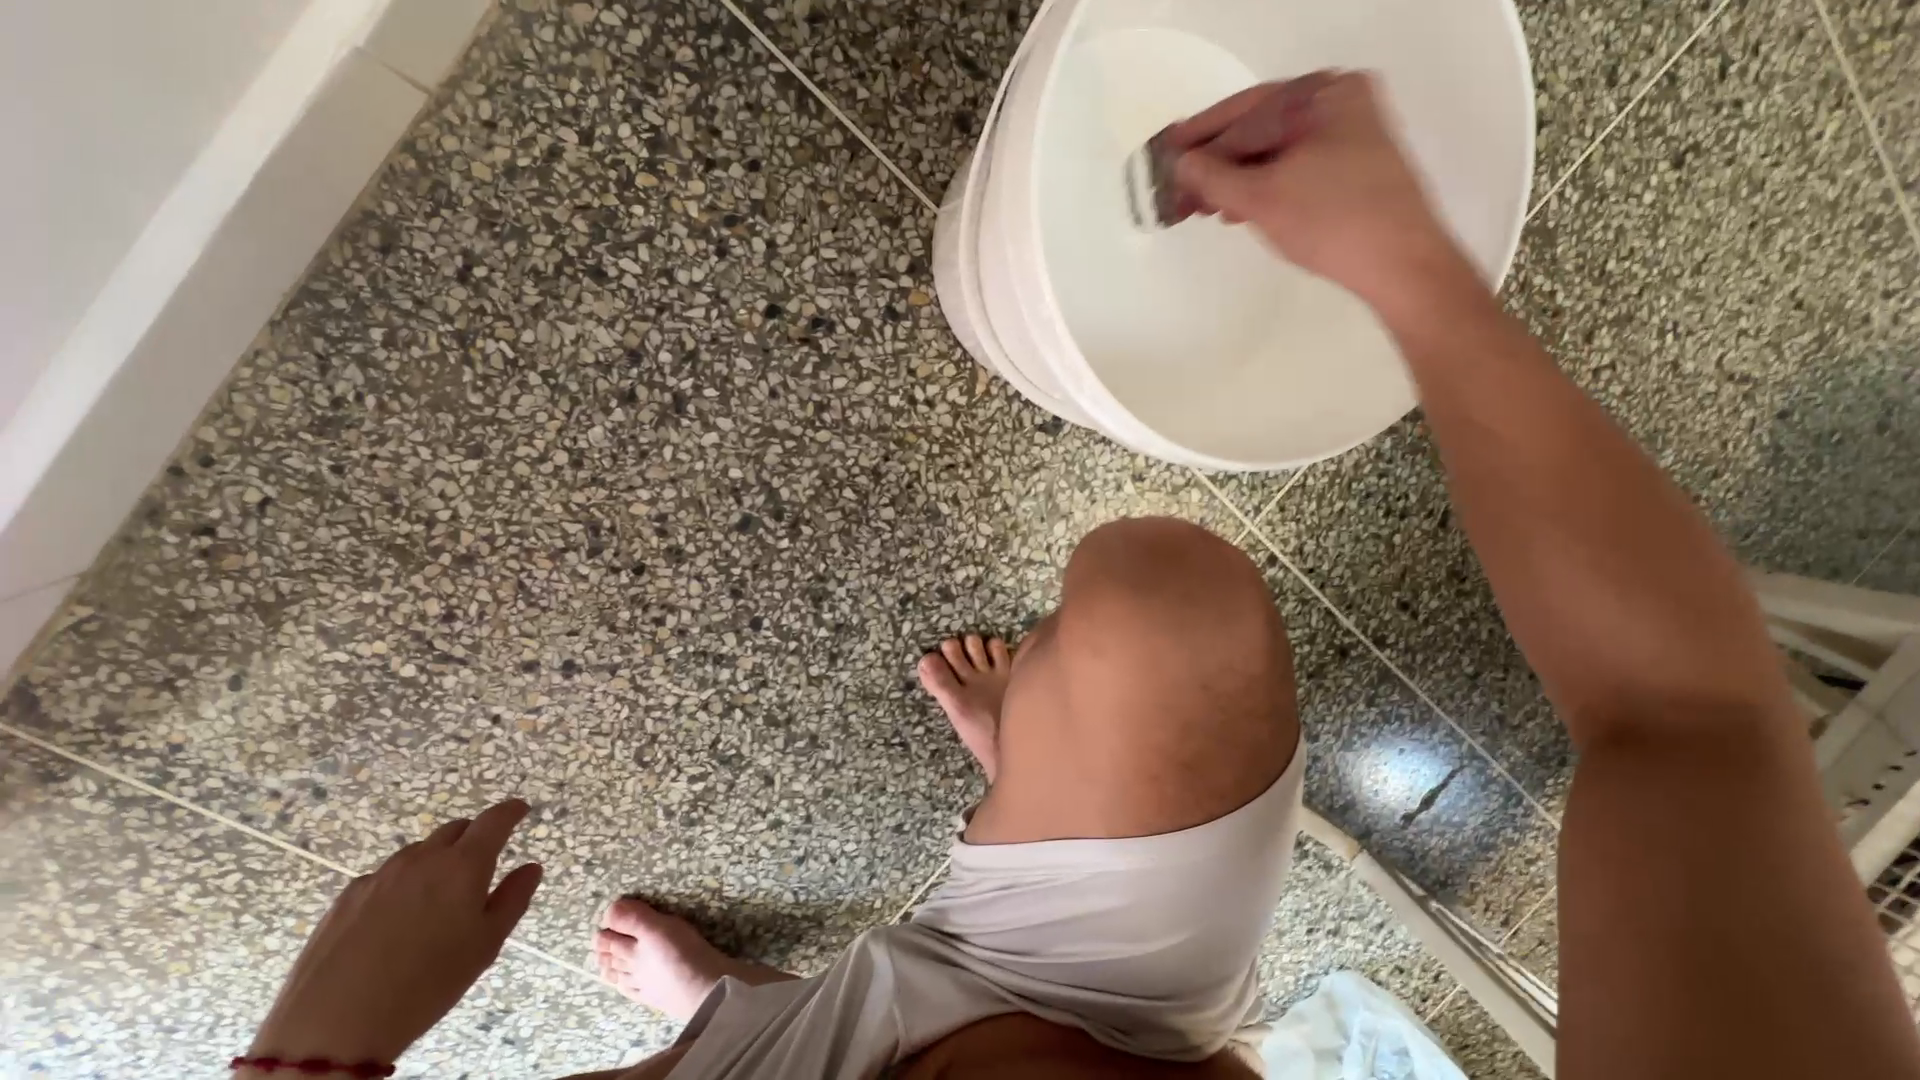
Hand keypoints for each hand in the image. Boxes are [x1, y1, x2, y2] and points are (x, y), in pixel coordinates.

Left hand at [247, 800, 543, 1065]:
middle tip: (481, 862)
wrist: (333, 1026)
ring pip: (417, 853)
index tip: (520, 809)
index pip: (494, 821)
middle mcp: (421, 860)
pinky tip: (395, 920)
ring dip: (435, 861)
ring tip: (436, 899)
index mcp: (463, 866)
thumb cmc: (427, 984)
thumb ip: (513, 899)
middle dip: (473, 837)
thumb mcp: (486, 945)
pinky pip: (384, 877)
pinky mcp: (345, 899)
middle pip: (454, 830)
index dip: (511, 811)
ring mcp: (379, 877)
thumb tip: (531, 868)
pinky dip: (401, 884)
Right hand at [1166, 71, 1481, 317]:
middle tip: (1176, 191)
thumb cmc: (1332, 222)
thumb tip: (1179, 164)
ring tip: (1201, 208)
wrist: (1401, 265)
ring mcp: (1350, 134)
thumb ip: (1212, 177)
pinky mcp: (1353, 167)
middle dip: (1215, 164)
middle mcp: (1339, 103)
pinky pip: (1293, 167)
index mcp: (1322, 94)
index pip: (1243, 113)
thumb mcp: (1261, 198)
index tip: (1163, 155)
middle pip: (1258, 130)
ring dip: (1234, 180)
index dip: (1199, 138)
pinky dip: (1262, 188)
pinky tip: (1238, 210)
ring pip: (1274, 152)